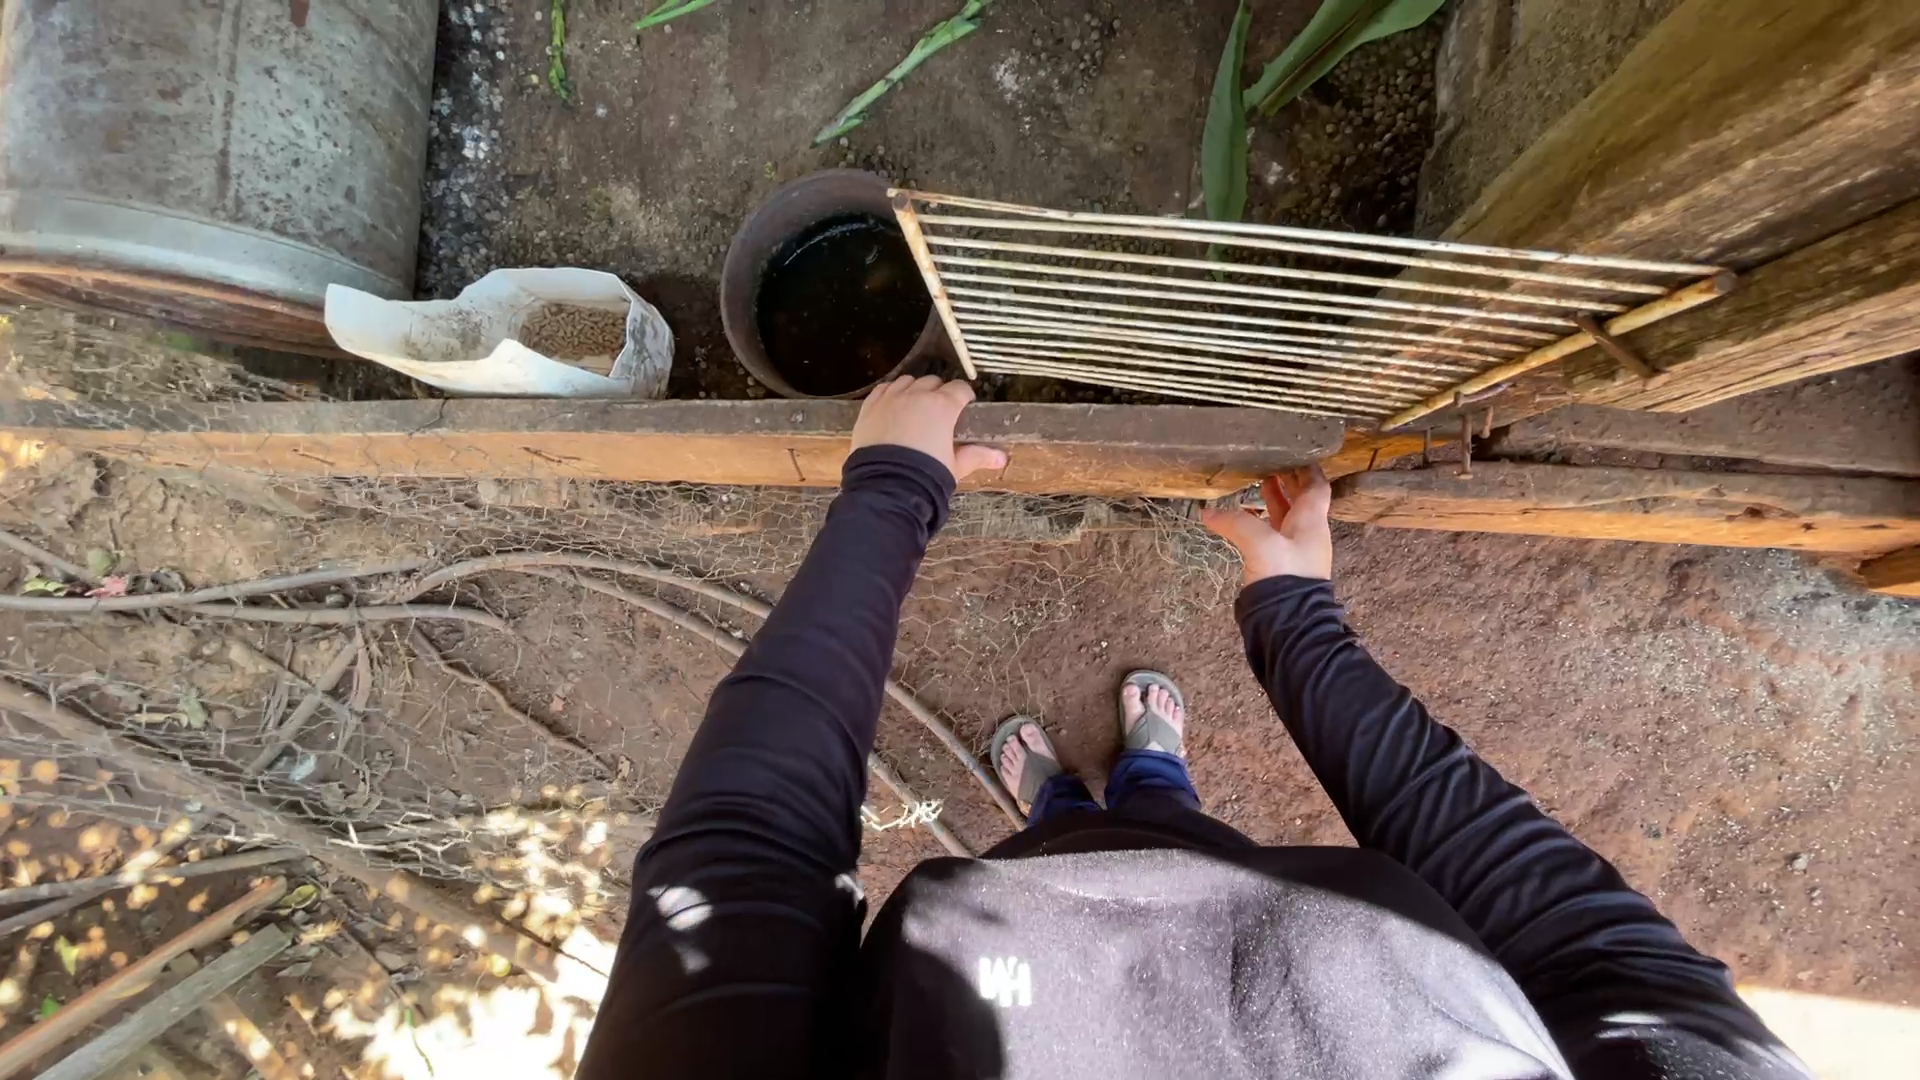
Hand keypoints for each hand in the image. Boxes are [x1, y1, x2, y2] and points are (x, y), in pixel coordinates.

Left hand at [851, 375, 1007, 481]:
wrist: (886, 487)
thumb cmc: (925, 476)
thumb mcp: (955, 466)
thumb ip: (978, 456)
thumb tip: (1001, 458)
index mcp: (943, 407)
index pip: (959, 389)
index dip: (964, 396)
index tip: (965, 404)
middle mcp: (917, 396)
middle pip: (933, 382)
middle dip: (939, 392)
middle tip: (940, 410)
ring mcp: (891, 399)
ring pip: (907, 381)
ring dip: (915, 389)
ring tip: (916, 406)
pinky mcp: (870, 407)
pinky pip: (883, 389)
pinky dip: (891, 393)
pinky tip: (894, 404)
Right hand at [1202, 466, 1333, 584]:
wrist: (1288, 621)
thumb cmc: (1285, 576)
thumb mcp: (1260, 542)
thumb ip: (1236, 522)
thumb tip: (1209, 512)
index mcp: (1310, 522)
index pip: (1316, 488)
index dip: (1307, 470)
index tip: (1295, 454)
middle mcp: (1305, 535)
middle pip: (1300, 502)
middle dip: (1286, 483)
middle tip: (1271, 466)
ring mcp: (1293, 553)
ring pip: (1284, 519)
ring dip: (1273, 502)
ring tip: (1256, 486)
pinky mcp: (1278, 568)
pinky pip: (1271, 537)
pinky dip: (1260, 524)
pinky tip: (1243, 522)